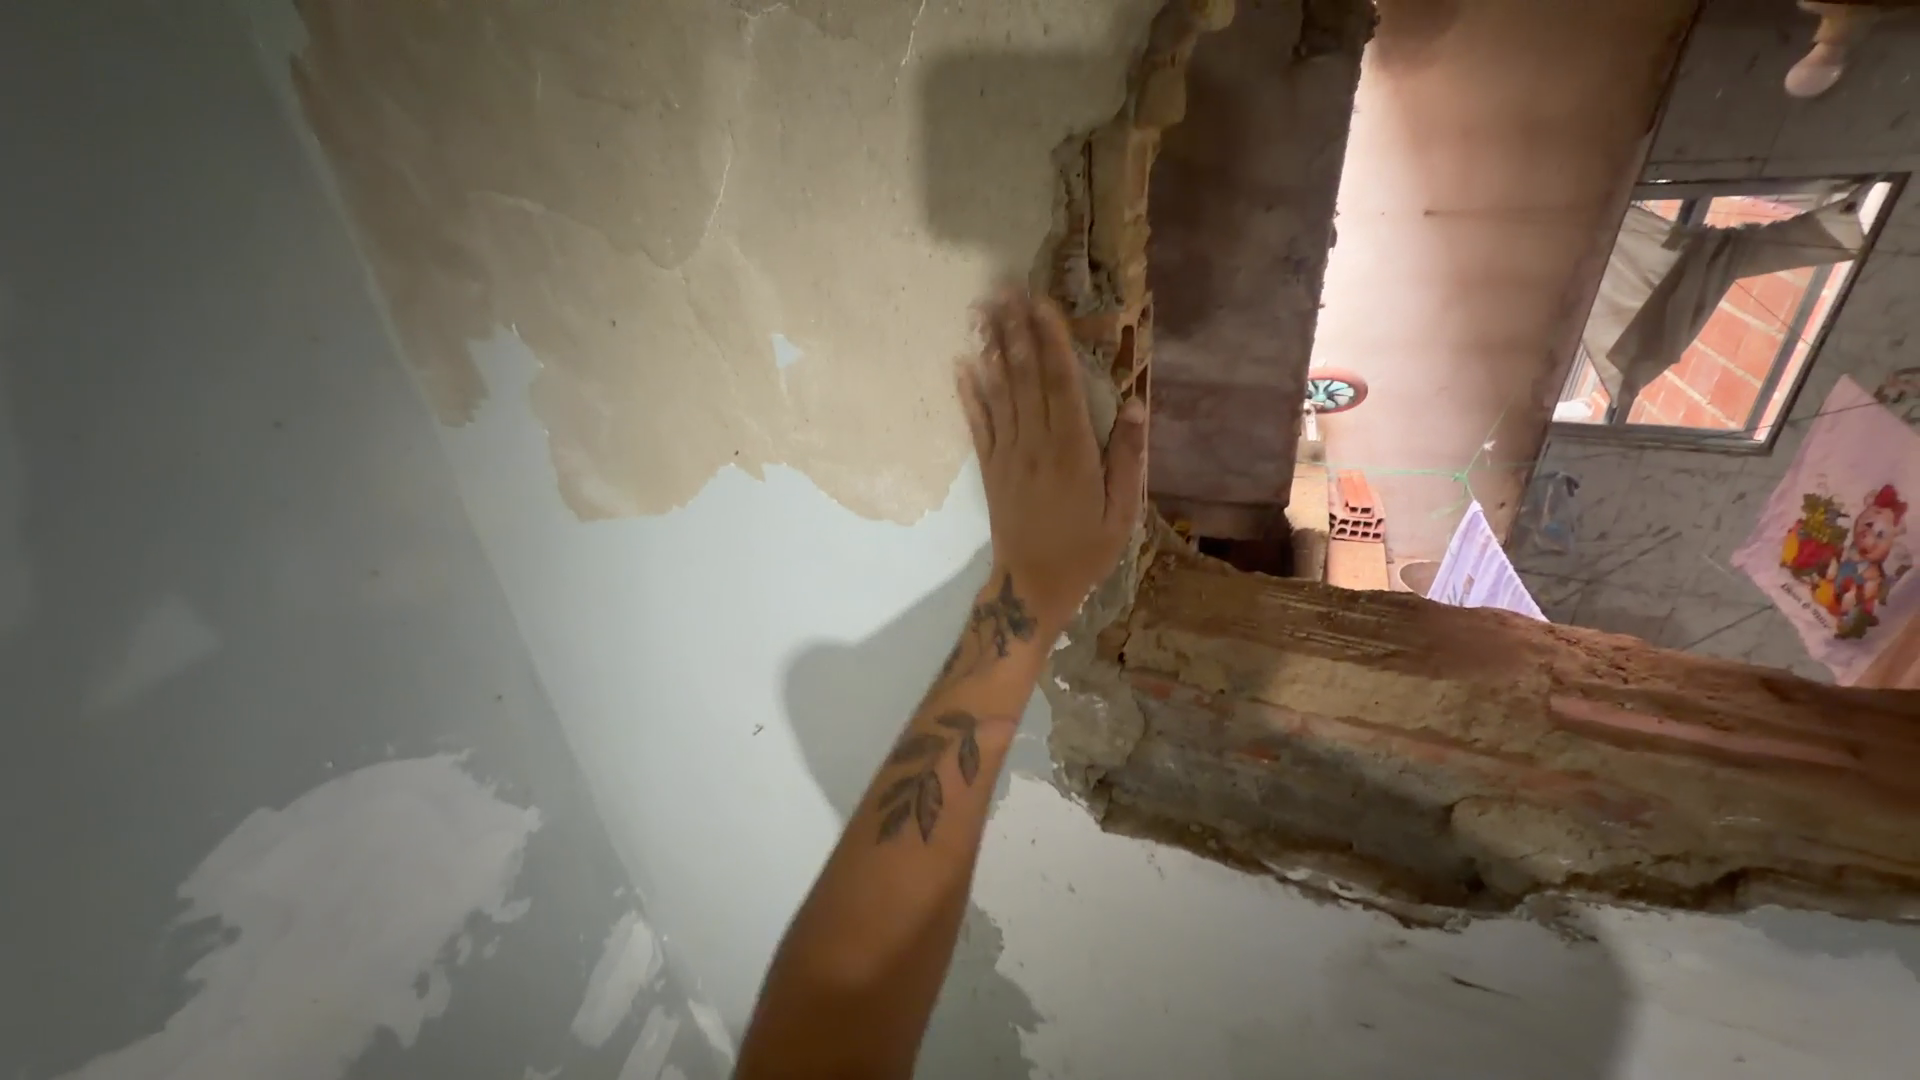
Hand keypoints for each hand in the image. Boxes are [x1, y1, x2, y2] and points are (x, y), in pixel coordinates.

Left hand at [959, 289, 1147, 631]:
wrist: (1032, 584)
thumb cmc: (1085, 550)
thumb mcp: (1121, 512)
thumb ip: (1127, 459)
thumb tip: (1137, 406)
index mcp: (1073, 451)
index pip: (1061, 384)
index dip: (1051, 341)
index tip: (1041, 304)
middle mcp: (1035, 444)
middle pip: (1026, 377)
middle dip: (1017, 330)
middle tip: (1005, 288)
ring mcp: (1007, 454)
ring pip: (999, 393)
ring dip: (993, 349)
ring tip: (984, 311)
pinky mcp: (990, 468)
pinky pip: (978, 424)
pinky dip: (969, 393)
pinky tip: (961, 365)